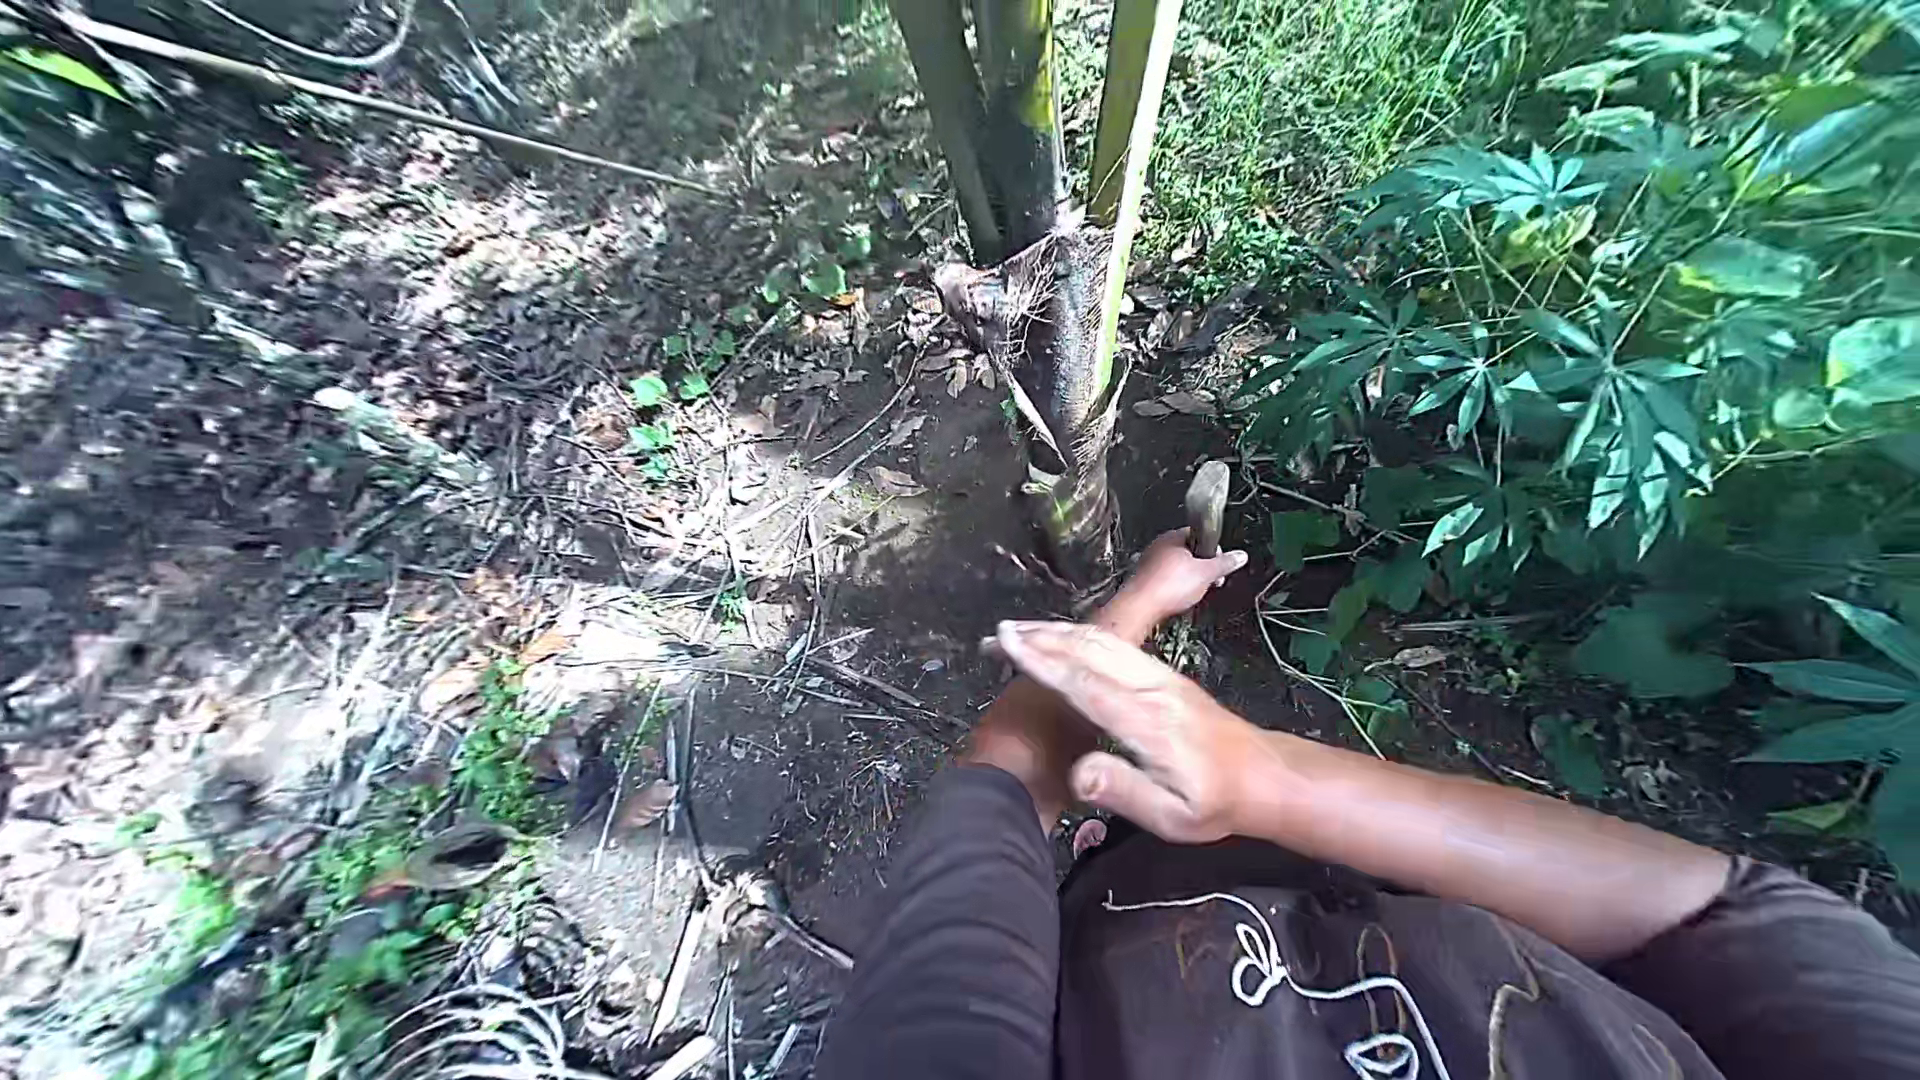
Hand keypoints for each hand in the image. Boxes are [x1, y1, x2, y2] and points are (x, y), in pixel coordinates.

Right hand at [992, 620, 1263, 842]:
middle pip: (1088, 650)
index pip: (1085, 684)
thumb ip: (1124, 791)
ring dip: (1055, 631)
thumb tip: (1077, 773)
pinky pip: (1113, 643)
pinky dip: (1077, 634)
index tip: (1009, 644)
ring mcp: (1157, 674)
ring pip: (1100, 640)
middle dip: (1039, 638)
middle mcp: (1150, 687)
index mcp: (1149, 722)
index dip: (1044, 662)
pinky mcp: (1160, 671)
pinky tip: (1060, 636)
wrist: (1266, 775)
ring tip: (1018, 630)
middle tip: (997, 635)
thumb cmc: (1217, 803)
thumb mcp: (1175, 818)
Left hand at [1097, 529, 1247, 642]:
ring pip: (1177, 567)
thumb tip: (1239, 556)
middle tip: (1210, 581)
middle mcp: (1158, 546)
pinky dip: (1174, 588)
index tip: (1221, 564)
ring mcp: (1149, 562)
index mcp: (1172, 537)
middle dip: (1203, 567)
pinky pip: (1165, 580)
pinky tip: (1177, 598)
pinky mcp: (1143, 579)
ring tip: (1193, 592)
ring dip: (1189, 579)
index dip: (1214, 549)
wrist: (1140, 606)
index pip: (1199, 534)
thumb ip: (1225, 563)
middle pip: (1189, 552)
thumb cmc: (1167, 586)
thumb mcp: (1207, 573)